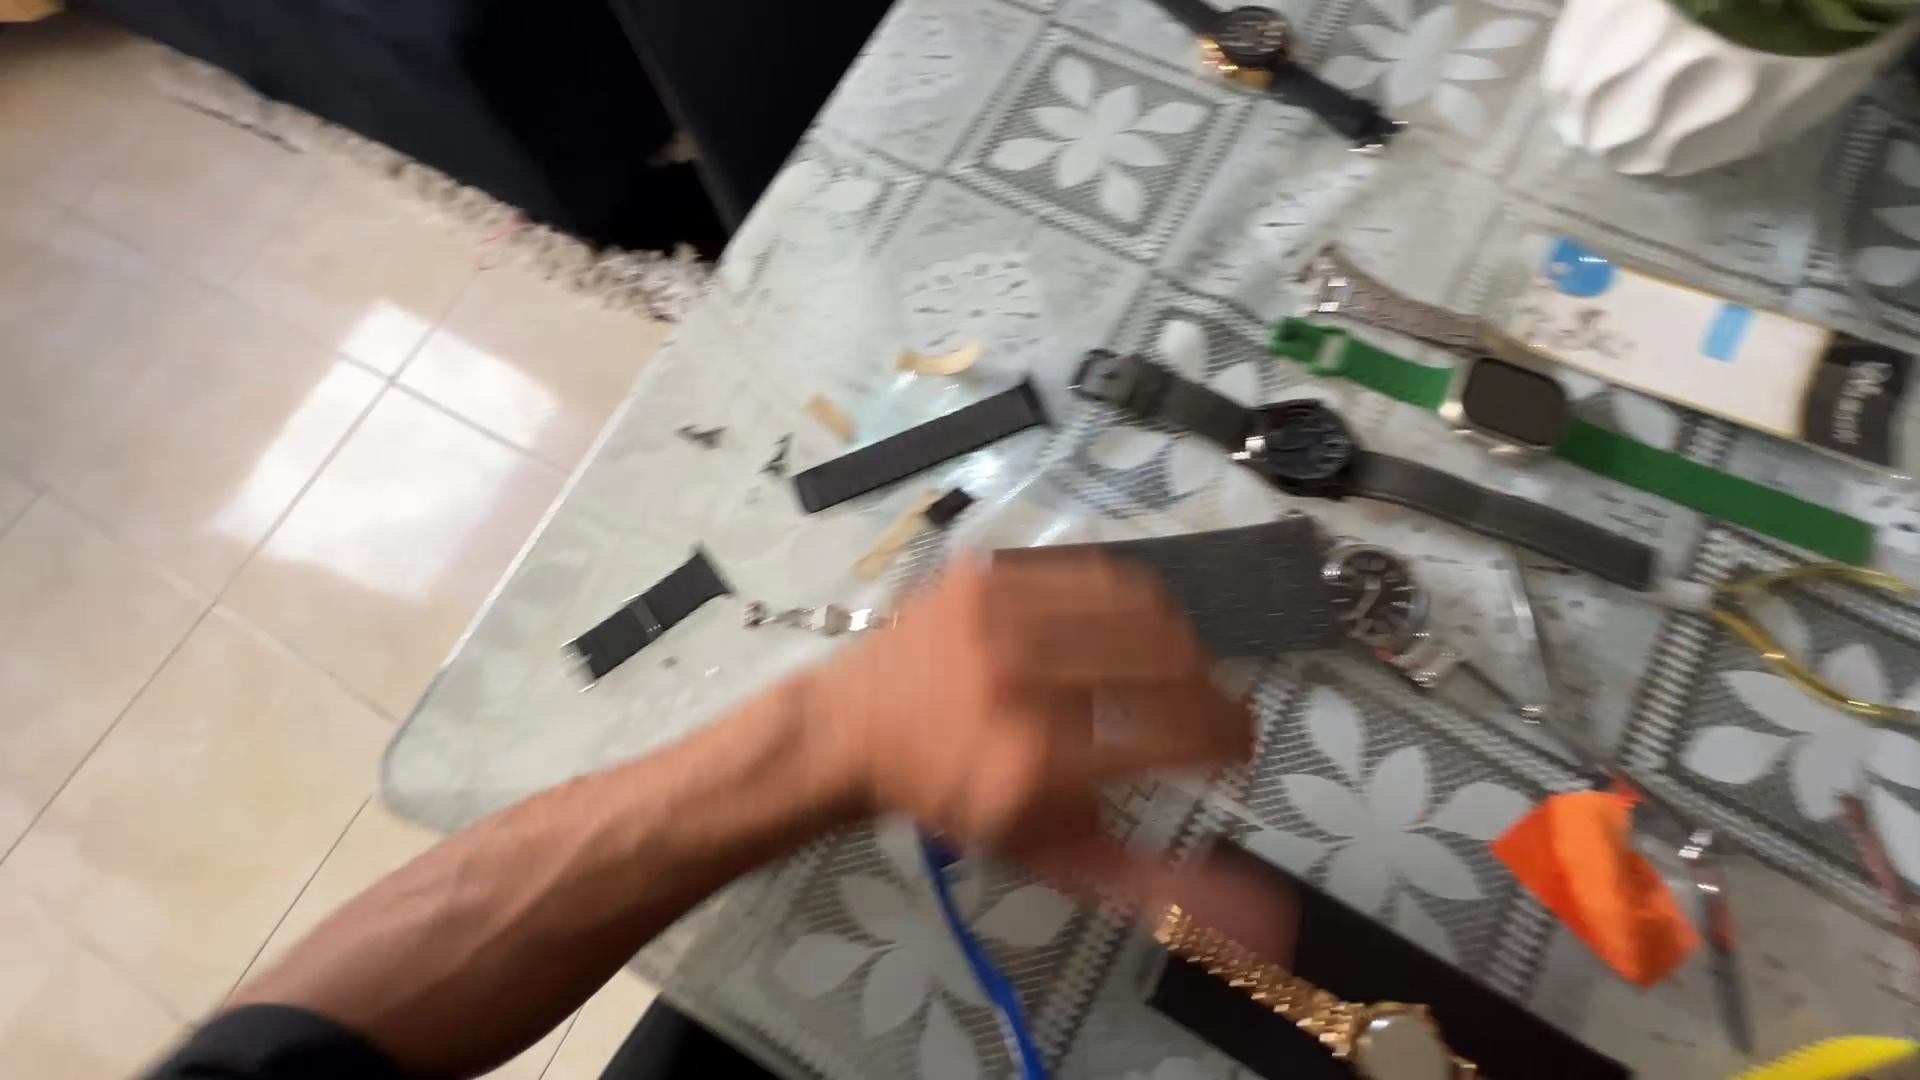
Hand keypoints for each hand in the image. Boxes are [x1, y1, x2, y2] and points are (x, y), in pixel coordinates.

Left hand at [799, 553, 1288, 950]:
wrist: (856, 724)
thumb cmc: (953, 795)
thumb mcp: (1043, 853)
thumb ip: (1150, 882)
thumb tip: (1263, 916)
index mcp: (1037, 761)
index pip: (1178, 736)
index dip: (1230, 738)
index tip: (1239, 745)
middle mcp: (1022, 679)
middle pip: (1169, 665)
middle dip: (1214, 693)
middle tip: (1213, 709)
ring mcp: (1002, 615)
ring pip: (1141, 610)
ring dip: (1181, 643)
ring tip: (1179, 665)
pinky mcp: (988, 574)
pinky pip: (1094, 572)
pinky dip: (1130, 601)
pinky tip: (1128, 625)